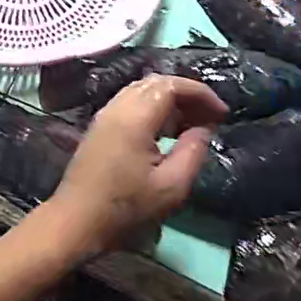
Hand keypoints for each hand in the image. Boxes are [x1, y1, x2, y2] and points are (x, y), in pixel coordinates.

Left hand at [43, 75, 225, 255]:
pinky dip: (153, 109)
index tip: (222, 112)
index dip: (199, 92)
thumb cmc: (126, 205)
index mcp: (133, 118)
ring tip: (195, 124)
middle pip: (154, 83)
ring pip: (141, 92)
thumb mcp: (172, 185)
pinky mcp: (99, 127)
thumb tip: (202, 128)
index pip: (169, 85)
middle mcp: (116, 108)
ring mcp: (104, 116)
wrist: (78, 217)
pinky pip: (130, 104)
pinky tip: (168, 131)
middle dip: (187, 94)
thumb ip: (192, 151)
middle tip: (211, 117)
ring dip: (170, 100)